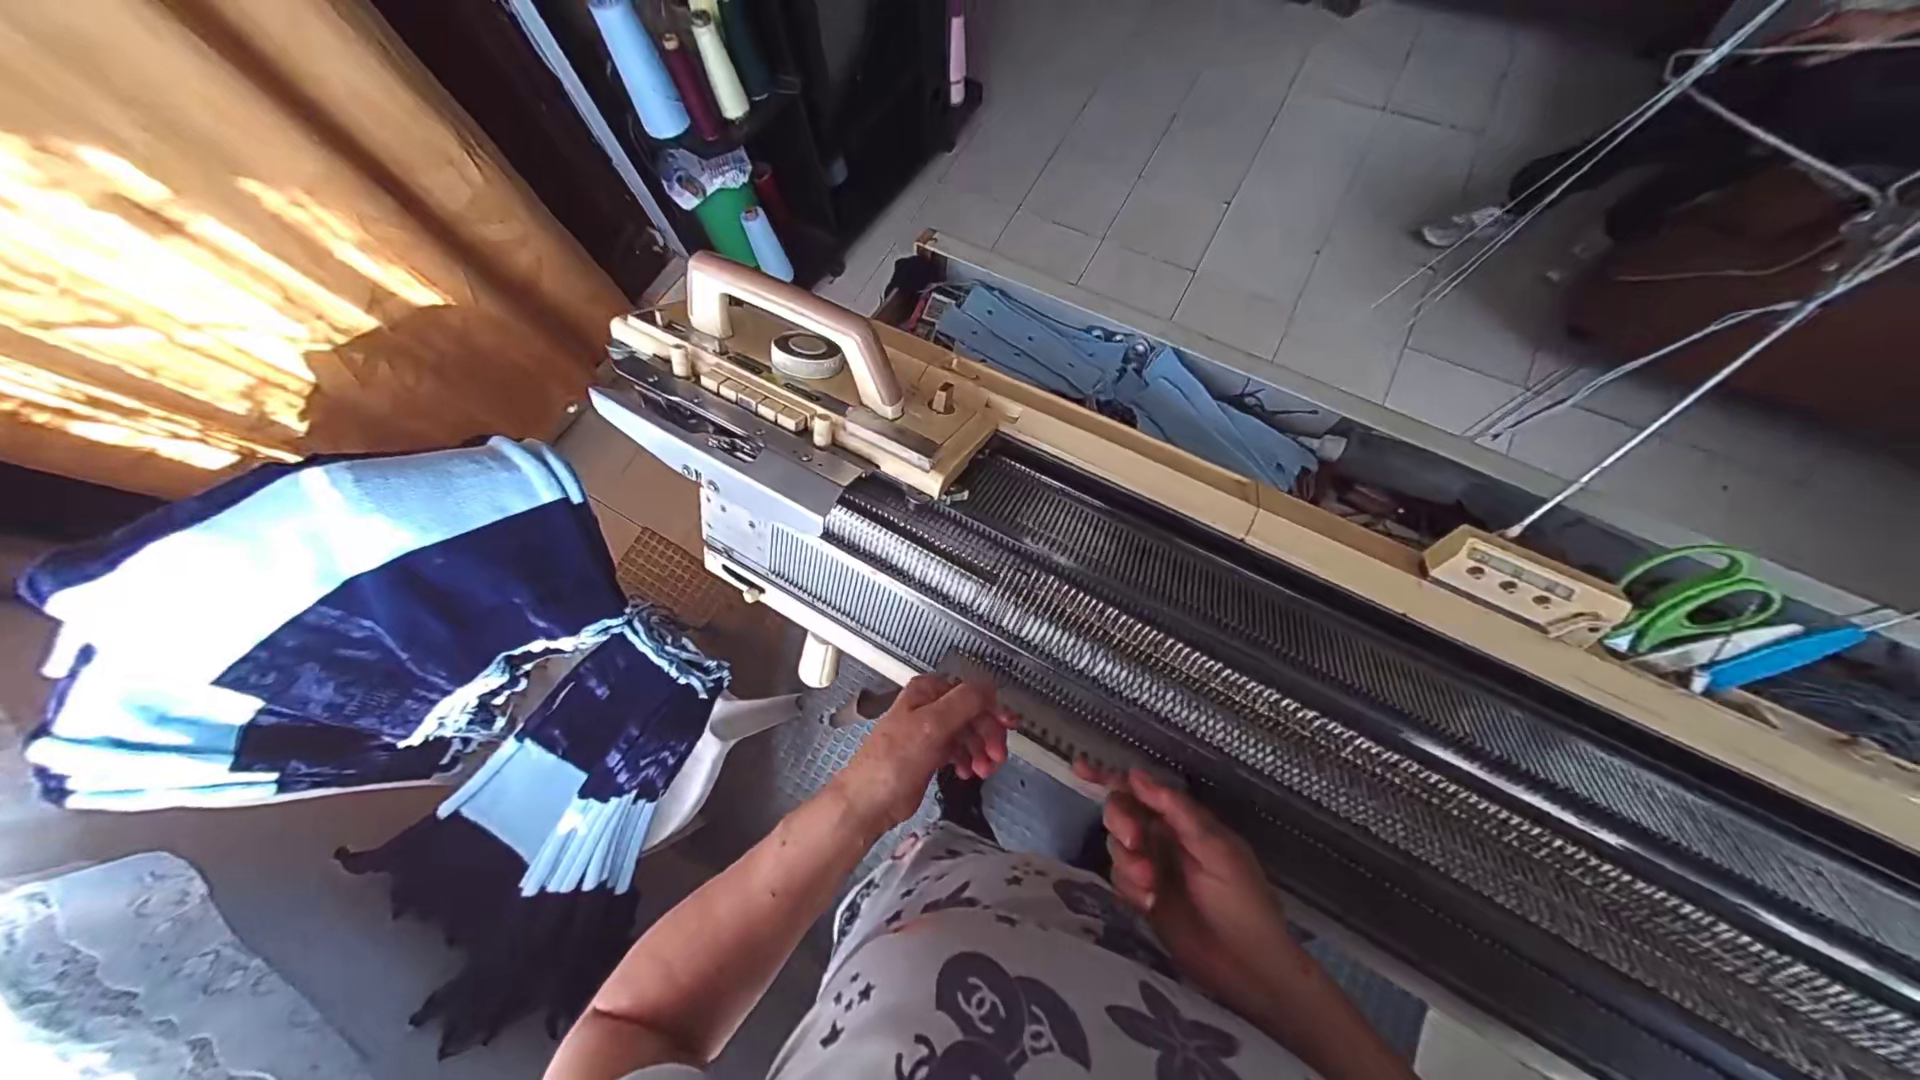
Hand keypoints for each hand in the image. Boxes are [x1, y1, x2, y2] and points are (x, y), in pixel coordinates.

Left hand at [832, 675, 1015, 830]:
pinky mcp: (930, 753)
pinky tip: (969, 772)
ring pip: (969, 734)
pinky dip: (969, 760)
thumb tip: (988, 689)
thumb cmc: (890, 764)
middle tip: (997, 755)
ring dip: (981, 751)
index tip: (1007, 726)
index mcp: (927, 691)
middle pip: (973, 714)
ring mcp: (929, 731)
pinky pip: (960, 751)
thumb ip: (963, 703)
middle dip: (988, 735)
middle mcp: (928, 707)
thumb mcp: (932, 725)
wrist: (869, 802)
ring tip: (982, 770)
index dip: (992, 709)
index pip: (971, 692)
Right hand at [1075, 761, 1295, 1008]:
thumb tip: (1135, 775)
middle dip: (1121, 822)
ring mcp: (1150, 866)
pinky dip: (1128, 887)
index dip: (1108, 776)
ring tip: (1150, 886)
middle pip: (1121, 811)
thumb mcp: (1217, 850)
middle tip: (1134, 842)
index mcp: (1183, 819)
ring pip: (1115, 846)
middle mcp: (1162, 836)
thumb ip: (1176, 811)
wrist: (1248, 969)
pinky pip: (1118, 878)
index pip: (1141, 788)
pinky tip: (1148, 903)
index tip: (1079, 769)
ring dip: (1127, 861)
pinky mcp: (1141, 895)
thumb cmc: (1244, 902)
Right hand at [1773, 10, 1919, 62]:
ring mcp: (1838, 17)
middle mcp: (1832, 19)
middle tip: (1759, 49)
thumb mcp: (1845, 51)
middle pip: (1799, 31)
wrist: (1899, 22)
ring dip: (1791, 38)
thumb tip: (1796, 63)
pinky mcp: (1843, 17)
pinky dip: (1805, 35)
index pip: (1796, 37)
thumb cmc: (1873, 38)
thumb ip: (1820, 57)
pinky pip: (1818, 27)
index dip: (1775, 46)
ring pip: (1808, 29)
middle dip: (1778, 40)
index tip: (1758, 54)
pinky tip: (1798, 41)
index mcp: (1830, 26)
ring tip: (1774, 46)